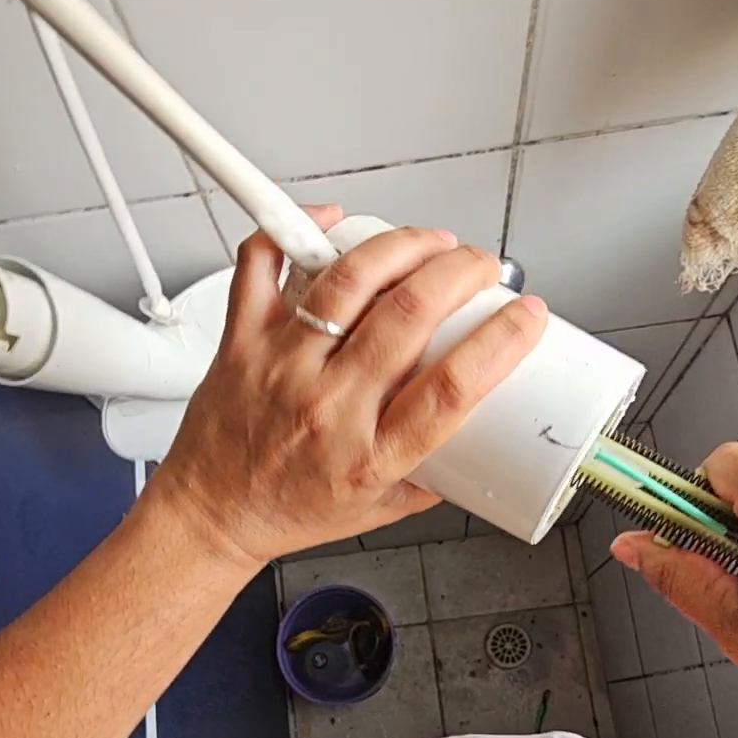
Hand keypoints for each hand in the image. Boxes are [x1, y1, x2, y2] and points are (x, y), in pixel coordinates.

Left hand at [142, 206, 548, 565]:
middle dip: (461, 271)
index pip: (452, 387)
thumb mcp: (375, 511)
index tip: (526, 315)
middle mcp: (329, 406)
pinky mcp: (244, 343)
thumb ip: (428, 482)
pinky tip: (333, 221)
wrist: (211, 516)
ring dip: (403, 245)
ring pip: (349, 280)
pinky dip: (299, 230)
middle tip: (479, 266)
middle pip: (409, 314)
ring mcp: (283, 368)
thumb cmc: (285, 513)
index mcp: (371, 455)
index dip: (502, 340)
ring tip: (430, 242)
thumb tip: (473, 453)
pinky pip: (265, 265)